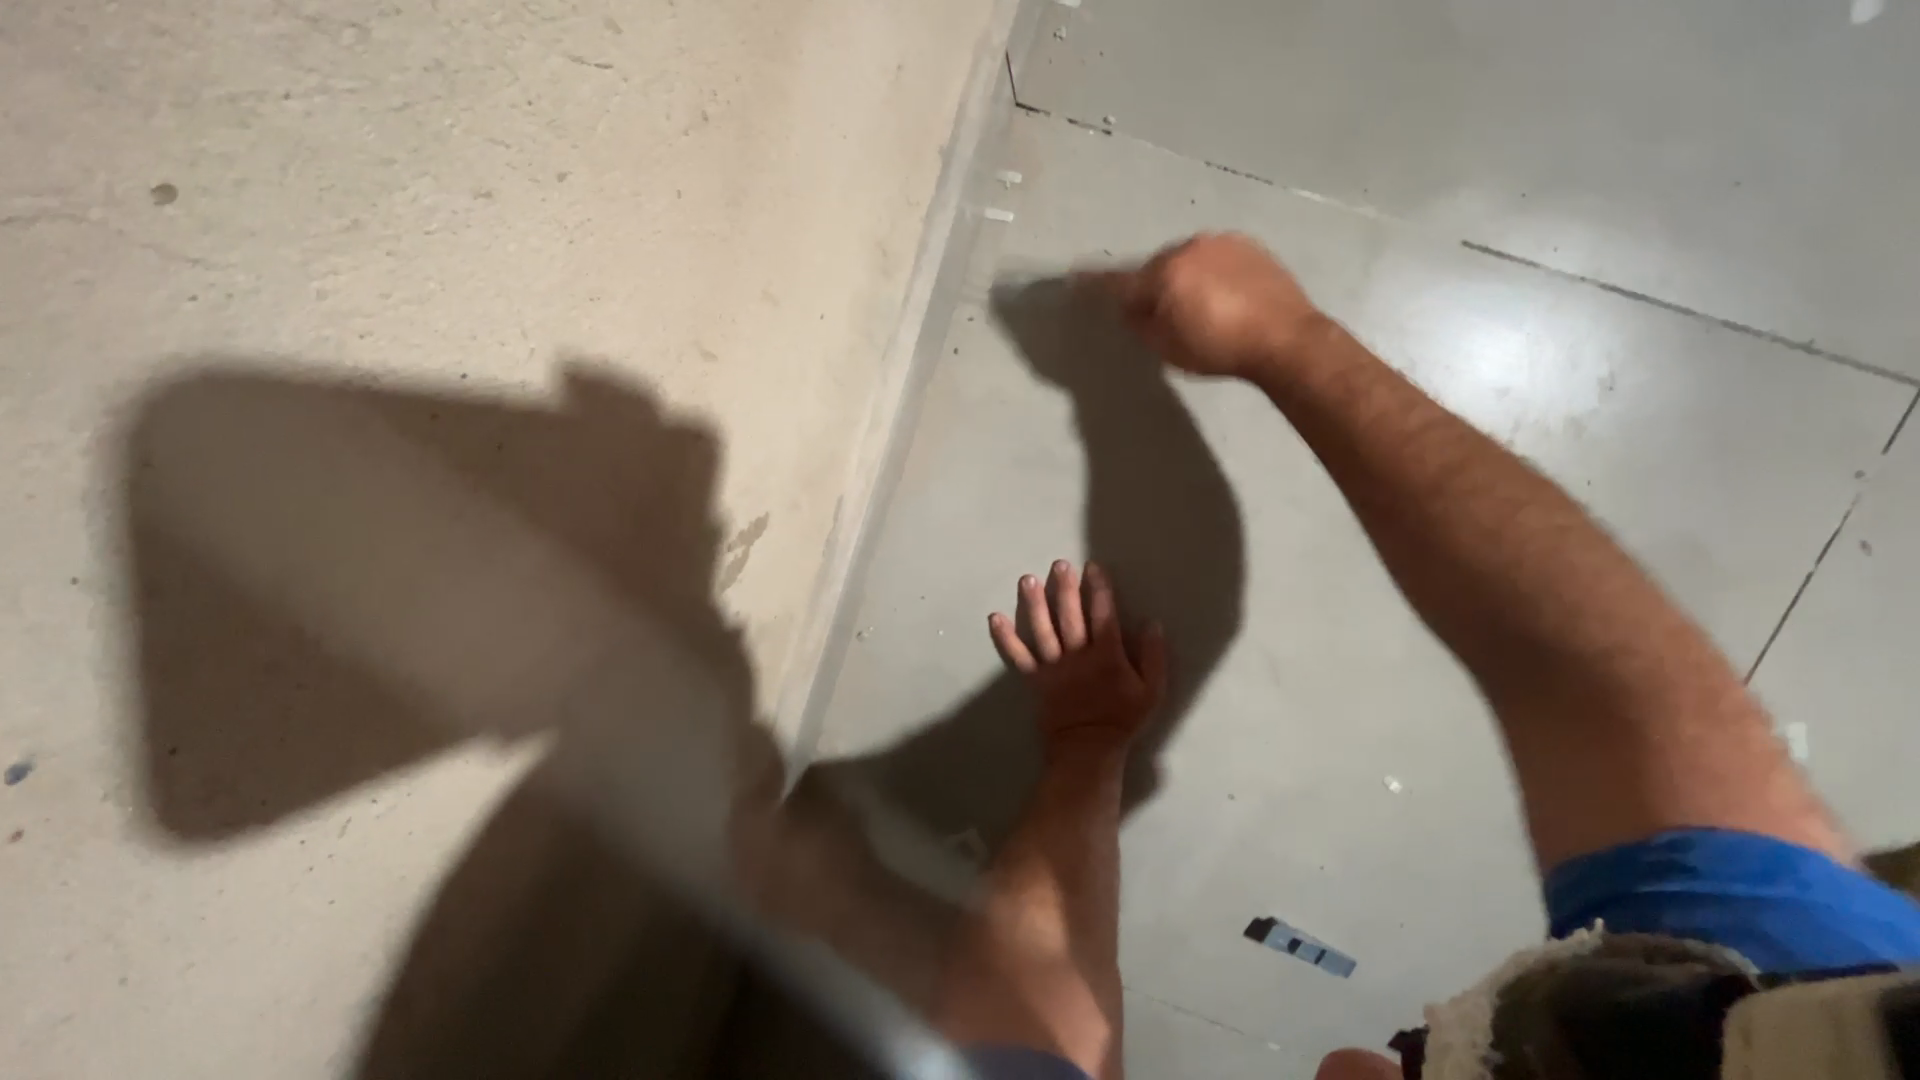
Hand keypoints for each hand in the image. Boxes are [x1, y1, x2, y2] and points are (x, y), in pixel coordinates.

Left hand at [988, 560, 1166, 755]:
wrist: (1088, 749)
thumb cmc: (1122, 719)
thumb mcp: (1152, 690)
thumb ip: (1154, 656)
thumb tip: (1153, 623)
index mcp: (1108, 654)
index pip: (1103, 614)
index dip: (1099, 589)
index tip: (1093, 567)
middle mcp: (1078, 655)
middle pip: (1070, 615)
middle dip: (1064, 588)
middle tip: (1059, 565)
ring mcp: (1054, 666)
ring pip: (1042, 630)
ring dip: (1034, 604)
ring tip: (1027, 580)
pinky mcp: (1036, 679)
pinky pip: (1018, 656)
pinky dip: (1005, 638)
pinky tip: (995, 618)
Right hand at [1083, 232, 1327, 379]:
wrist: (1285, 338)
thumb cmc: (1219, 349)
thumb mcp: (1167, 348)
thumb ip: (1140, 324)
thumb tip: (1129, 308)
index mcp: (1163, 274)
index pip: (1118, 280)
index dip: (1094, 282)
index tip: (1074, 278)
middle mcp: (1187, 248)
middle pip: (1155, 267)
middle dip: (1152, 285)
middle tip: (1157, 312)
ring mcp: (1220, 242)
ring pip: (1185, 259)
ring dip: (1183, 277)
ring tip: (1196, 305)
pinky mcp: (1247, 245)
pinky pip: (1213, 256)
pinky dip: (1209, 272)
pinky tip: (1222, 294)